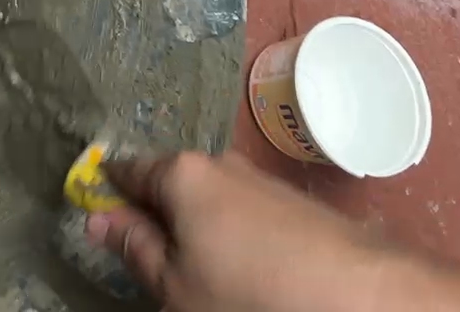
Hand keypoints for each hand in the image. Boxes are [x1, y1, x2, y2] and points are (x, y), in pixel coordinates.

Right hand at [87, 152, 375, 311]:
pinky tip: (249, 275)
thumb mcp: (176, 286)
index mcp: (180, 172)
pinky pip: (244, 213)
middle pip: (169, 183)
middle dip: (157, 216)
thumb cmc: (248, 294)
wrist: (363, 297)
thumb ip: (134, 248)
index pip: (127, 171)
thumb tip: (96, 216)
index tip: (97, 218)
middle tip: (157, 264)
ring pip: (209, 200)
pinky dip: (234, 237)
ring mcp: (259, 179)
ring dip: (198, 229)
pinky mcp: (293, 203)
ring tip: (206, 277)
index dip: (108, 195)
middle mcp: (217, 162)